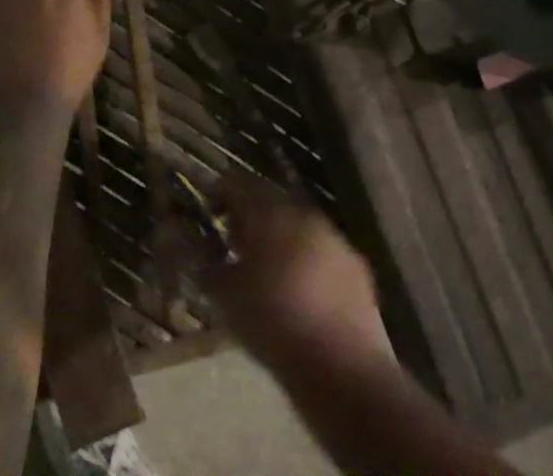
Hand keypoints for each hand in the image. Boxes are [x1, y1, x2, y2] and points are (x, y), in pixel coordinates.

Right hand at [203, 170, 393, 368]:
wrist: (340, 367)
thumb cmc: (271, 322)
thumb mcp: (223, 294)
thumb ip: (205, 263)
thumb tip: (193, 247)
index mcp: (271, 214)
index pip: (237, 185)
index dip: (218, 193)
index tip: (206, 210)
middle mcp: (306, 217)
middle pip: (272, 204)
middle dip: (250, 218)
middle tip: (232, 240)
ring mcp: (337, 242)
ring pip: (299, 228)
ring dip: (279, 239)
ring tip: (263, 268)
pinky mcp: (358, 270)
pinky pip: (322, 253)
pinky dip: (305, 261)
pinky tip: (296, 289)